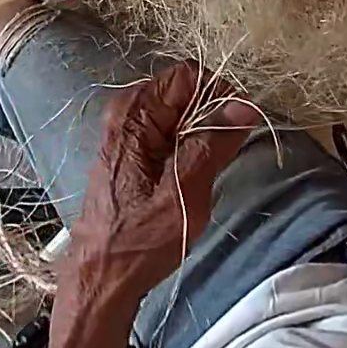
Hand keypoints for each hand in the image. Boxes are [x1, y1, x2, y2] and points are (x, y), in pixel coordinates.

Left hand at [45, 62, 259, 347]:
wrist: (101, 273)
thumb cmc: (140, 238)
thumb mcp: (184, 194)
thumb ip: (213, 145)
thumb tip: (245, 105)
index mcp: (134, 112)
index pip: (187, 73)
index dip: (218, 92)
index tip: (237, 125)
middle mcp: (127, 108)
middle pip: (183, 88)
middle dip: (211, 113)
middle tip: (222, 153)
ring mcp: (127, 125)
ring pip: (179, 108)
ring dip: (201, 130)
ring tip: (206, 167)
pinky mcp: (131, 143)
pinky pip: (169, 125)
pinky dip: (188, 140)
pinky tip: (190, 171)